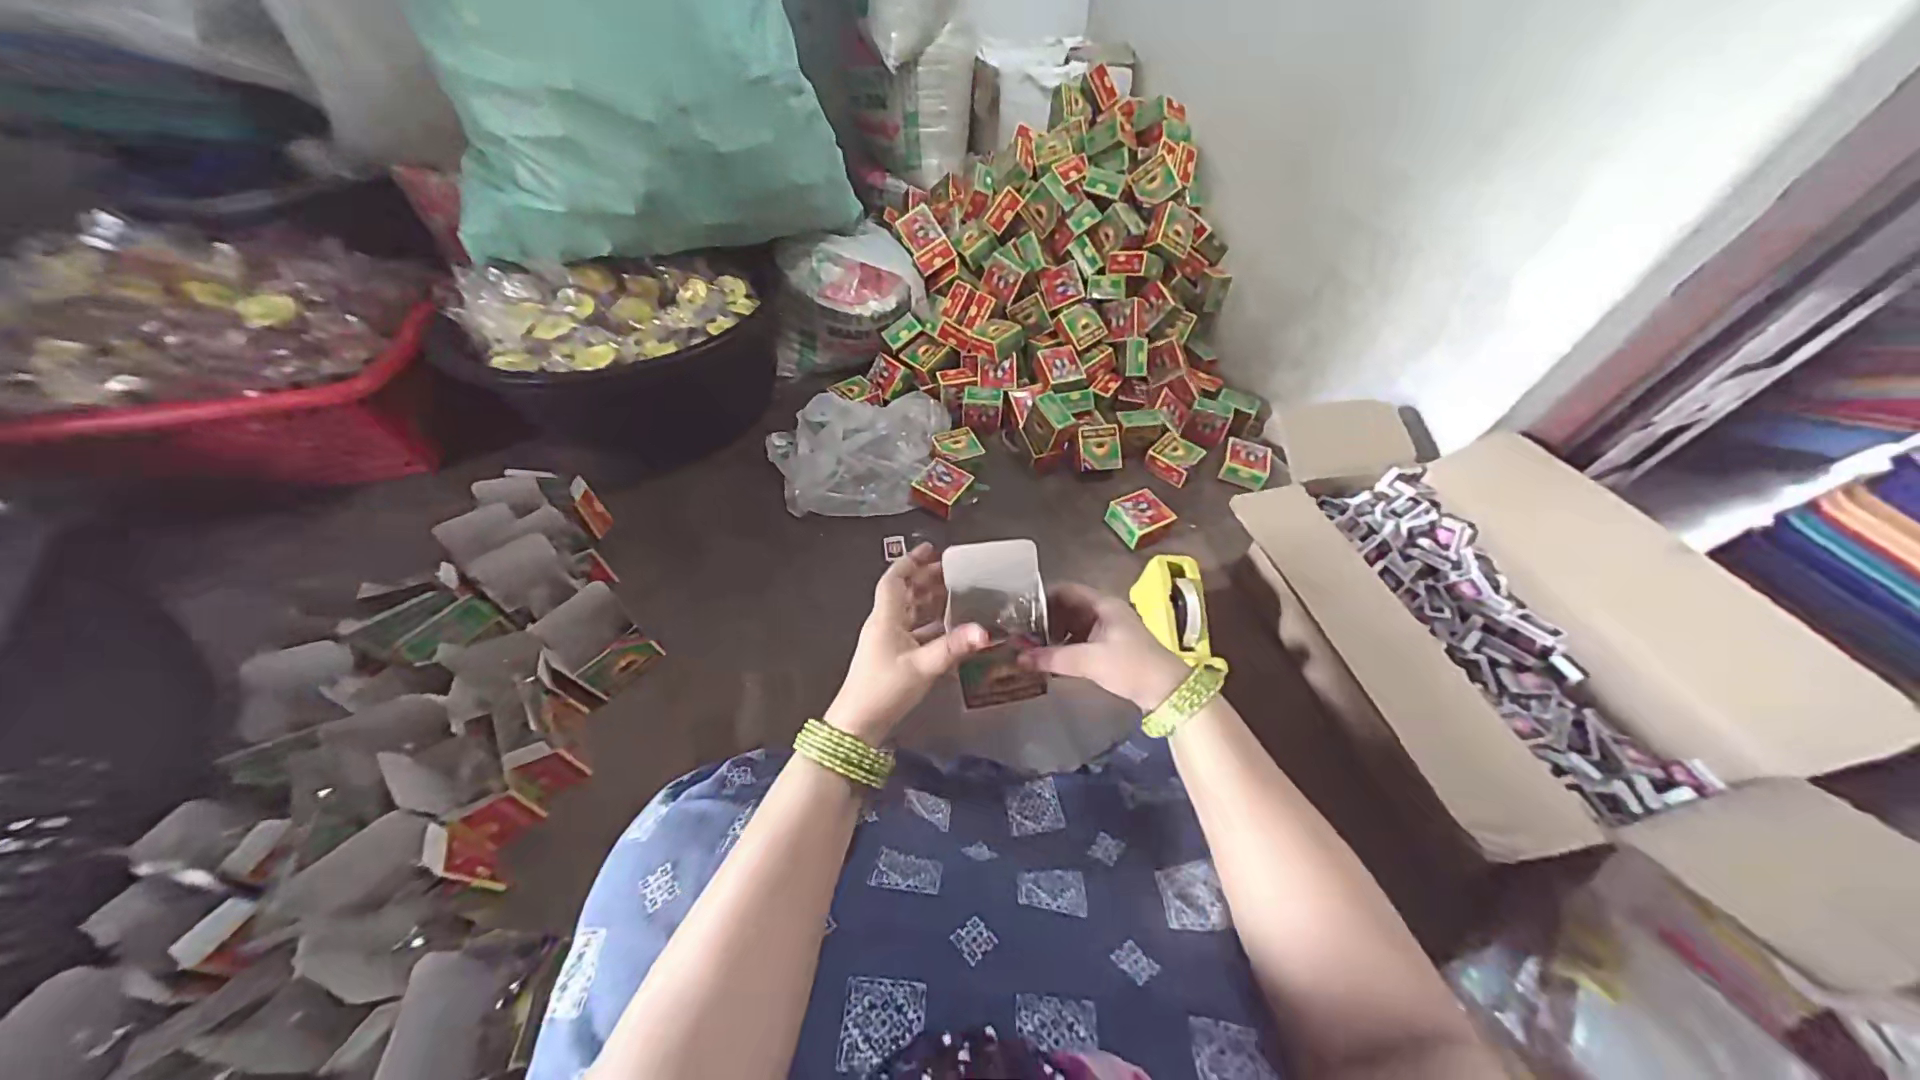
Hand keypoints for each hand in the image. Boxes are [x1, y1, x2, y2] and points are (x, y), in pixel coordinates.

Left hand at [823, 543, 988, 743]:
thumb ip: (954, 647)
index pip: (894, 580)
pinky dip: (930, 626)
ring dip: (928, 601)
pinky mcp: (892, 659)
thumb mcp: (922, 667)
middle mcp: (884, 625)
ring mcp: (886, 643)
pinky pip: (913, 632)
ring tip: (954, 593)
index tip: (930, 549)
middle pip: (904, 593)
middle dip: (926, 579)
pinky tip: (949, 629)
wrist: (857, 726)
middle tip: (952, 571)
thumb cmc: (884, 690)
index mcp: (885, 618)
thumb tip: (986, 632)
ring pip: (909, 613)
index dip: (910, 561)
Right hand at [1023, 584, 1190, 710]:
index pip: (1065, 590)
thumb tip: (1019, 658)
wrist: (1167, 691)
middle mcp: (1104, 612)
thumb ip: (1053, 658)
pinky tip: (1048, 657)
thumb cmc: (1131, 666)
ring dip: (1052, 634)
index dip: (1042, 597)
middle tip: (1019, 631)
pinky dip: (1063, 646)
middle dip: (1044, 618)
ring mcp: (1107, 630)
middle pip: (1067, 607)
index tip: (1020, 609)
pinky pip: (1079, 640)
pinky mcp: (1108, 647)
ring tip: (1029, 645)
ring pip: (1072, 625)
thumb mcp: (1089, 661)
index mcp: (1103, 604)